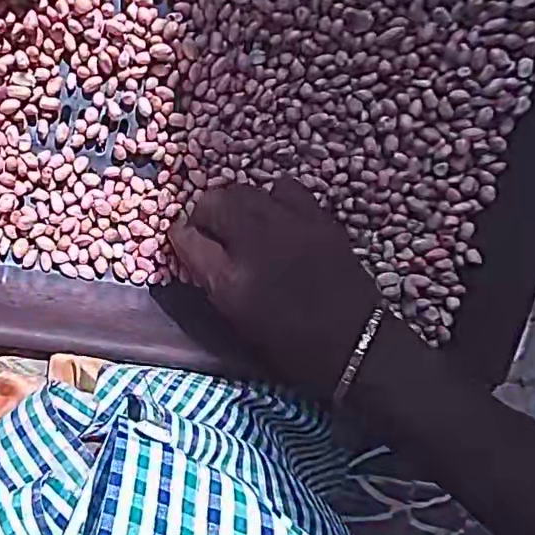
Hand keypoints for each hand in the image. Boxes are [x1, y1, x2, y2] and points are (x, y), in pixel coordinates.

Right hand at [168, 177, 380, 401]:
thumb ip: (209, 277)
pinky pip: (283, 189)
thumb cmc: (289, 342)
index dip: (181, 237)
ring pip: (243, 190)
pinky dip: (273, 199)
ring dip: (235, 204)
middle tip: (213, 233)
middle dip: (205, 214)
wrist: (353, 345)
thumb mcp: (237, 317)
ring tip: (243, 224)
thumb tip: (193, 247)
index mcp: (227, 277)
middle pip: (212, 202)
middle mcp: (252, 242)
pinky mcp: (316, 217)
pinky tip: (277, 217)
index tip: (186, 243)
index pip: (185, 236)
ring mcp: (287, 223)